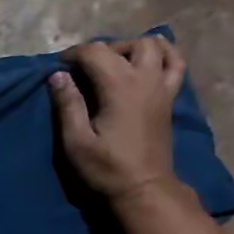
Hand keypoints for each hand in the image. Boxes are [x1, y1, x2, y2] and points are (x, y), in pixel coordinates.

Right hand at [49, 35, 187, 200]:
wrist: (145, 189)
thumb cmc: (108, 168)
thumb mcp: (77, 142)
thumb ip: (68, 105)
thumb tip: (58, 76)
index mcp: (120, 87)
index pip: (95, 52)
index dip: (73, 54)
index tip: (59, 67)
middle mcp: (145, 79)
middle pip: (125, 44)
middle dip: (100, 49)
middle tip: (84, 68)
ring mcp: (162, 87)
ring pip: (154, 46)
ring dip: (131, 47)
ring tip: (114, 62)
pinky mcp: (170, 98)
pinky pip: (175, 63)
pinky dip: (164, 54)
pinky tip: (150, 60)